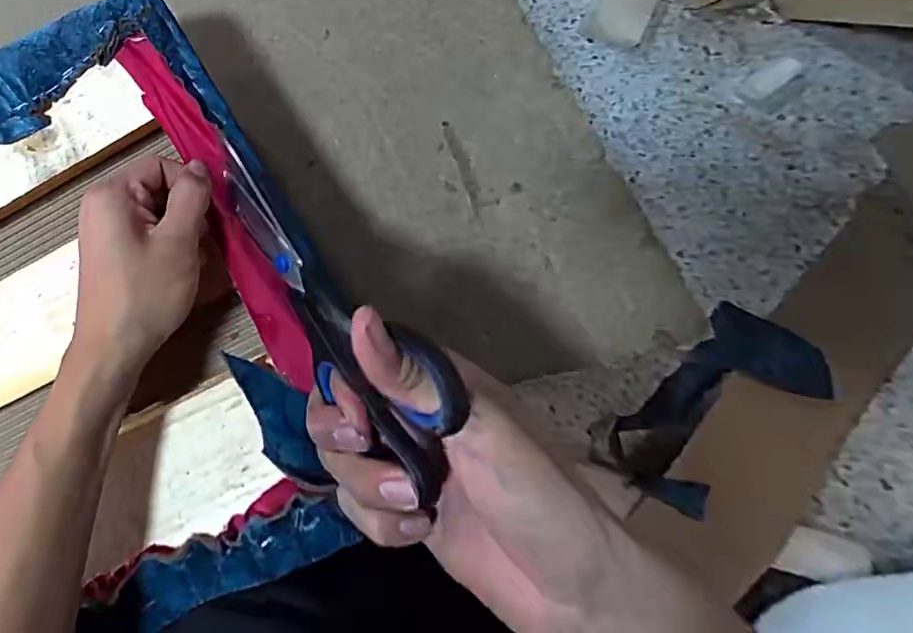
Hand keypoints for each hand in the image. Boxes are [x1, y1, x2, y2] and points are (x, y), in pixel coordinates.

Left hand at [68, 156, 212, 395]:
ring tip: (193, 262)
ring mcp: (103, 230)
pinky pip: (146, 234)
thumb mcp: (178, 241)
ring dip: (182, 233)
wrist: (110, 352)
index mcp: (111, 193)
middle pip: (158, 189)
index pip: (160, 166)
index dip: (190, 186)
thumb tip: (199, 166)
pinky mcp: (110, 252)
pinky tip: (179, 272)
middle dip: (187, 213)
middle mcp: (102, 204)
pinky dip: (167, 247)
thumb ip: (192, 196)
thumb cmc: (145, 294)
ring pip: (156, 214)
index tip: (210, 217)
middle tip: (204, 244)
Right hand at [307, 307, 746, 632]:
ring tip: (412, 504)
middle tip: (366, 450)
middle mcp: (405, 415)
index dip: (340, 386)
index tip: (356, 417)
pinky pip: (354, 506)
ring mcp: (399, 462)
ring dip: (366, 487)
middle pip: (333, 409)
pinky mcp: (398, 508)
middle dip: (339, 437)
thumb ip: (414, 379)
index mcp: (426, 382)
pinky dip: (378, 523)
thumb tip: (360, 317)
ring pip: (338, 459)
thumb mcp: (480, 429)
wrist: (579, 596)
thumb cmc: (539, 494)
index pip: (354, 361)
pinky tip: (417, 530)